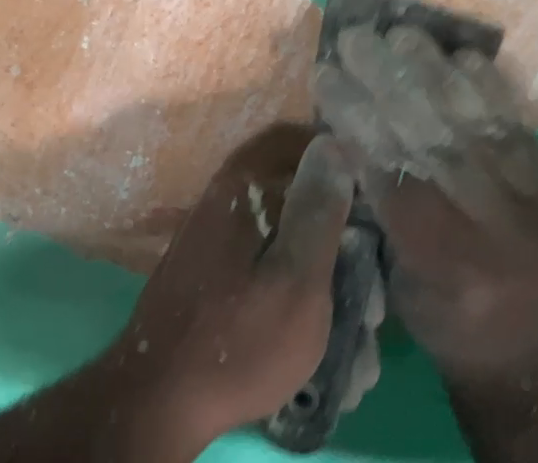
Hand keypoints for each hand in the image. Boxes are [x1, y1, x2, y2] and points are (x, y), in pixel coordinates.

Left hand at [104, 123, 355, 447]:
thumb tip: (331, 143)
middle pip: (293, 192)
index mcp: (240, 189)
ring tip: (355, 326)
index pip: (294, 141)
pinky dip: (296, 291)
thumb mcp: (297, 279)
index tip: (375, 198)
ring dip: (323, 273)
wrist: (162, 396)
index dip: (340, 161)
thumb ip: (316, 211)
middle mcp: (222, 201)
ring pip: (284, 235)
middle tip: (371, 286)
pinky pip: (265, 264)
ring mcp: (213, 237)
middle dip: (339, 233)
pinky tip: (317, 333)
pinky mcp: (211, 272)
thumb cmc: (241, 339)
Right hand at [314, 26, 537, 380]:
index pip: (394, 175)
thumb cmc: (436, 315)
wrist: (524, 352)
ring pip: (483, 131)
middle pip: (439, 146)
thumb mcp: (389, 273)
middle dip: (392, 84)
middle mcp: (503, 241)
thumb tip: (338, 134)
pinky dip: (490, 92)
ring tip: (403, 35)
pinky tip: (461, 57)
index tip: (326, 74)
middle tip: (358, 39)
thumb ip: (372, 207)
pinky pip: (523, 135)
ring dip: (438, 75)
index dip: (358, 120)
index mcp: (447, 267)